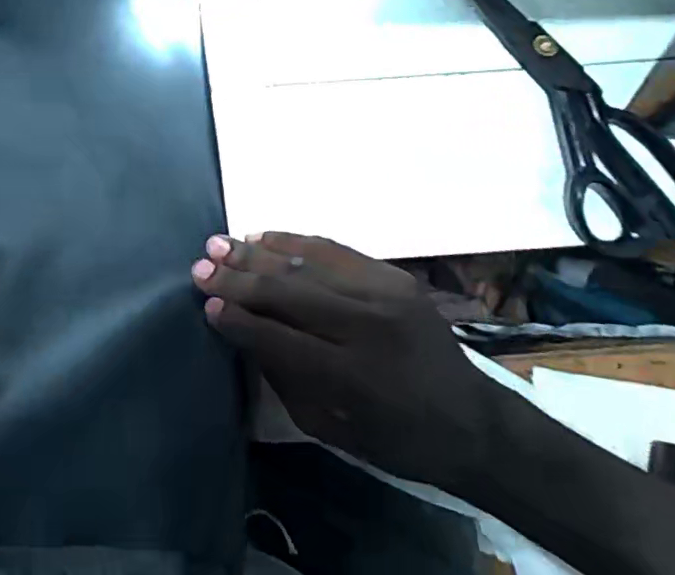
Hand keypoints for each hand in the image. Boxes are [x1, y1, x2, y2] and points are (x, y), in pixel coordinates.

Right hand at [192, 232, 502, 491]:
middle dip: (237, 278)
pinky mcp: (394, 276)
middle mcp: (368, 326)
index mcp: (352, 375)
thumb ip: (282, 374)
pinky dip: (292, 241)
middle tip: (199, 268)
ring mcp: (385, 294)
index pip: (277, 336)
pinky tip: (261, 237)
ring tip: (219, 244)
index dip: (237, 318)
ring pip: (305, 262)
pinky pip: (332, 249)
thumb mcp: (329, 425)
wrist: (475, 421)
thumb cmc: (395, 437)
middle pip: (286, 292)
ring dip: (255, 252)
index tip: (206, 304)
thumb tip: (242, 327)